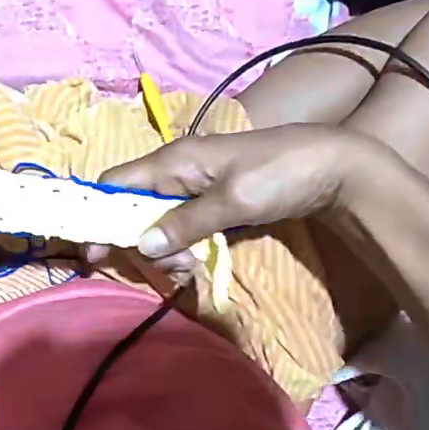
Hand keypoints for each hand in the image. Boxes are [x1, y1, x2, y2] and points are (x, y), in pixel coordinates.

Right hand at [95, 123, 404, 274]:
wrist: (333, 166)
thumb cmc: (280, 174)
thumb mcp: (234, 201)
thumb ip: (186, 222)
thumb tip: (143, 245)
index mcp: (173, 160)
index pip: (114, 184)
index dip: (98, 216)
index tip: (95, 252)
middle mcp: (175, 169)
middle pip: (132, 207)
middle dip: (139, 242)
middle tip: (168, 269)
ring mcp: (194, 185)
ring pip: (156, 221)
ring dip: (164, 250)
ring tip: (189, 269)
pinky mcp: (210, 200)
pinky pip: (179, 225)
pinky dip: (182, 246)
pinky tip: (196, 262)